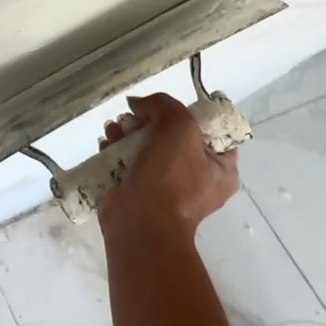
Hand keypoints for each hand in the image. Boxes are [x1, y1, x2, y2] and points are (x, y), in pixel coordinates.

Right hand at [96, 93, 238, 240]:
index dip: (188, 114)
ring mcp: (166, 187)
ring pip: (146, 146)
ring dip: (126, 132)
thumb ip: (163, 105)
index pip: (209, 131)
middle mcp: (196, 178)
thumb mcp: (179, 127)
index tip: (165, 109)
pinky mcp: (138, 190)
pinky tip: (105, 142)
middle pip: (171, 135)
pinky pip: (127, 161)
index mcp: (220, 168)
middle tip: (132, 117)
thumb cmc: (170, 177)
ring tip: (113, 128)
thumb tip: (138, 103)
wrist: (140, 221)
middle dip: (147, 121)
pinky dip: (115, 148)